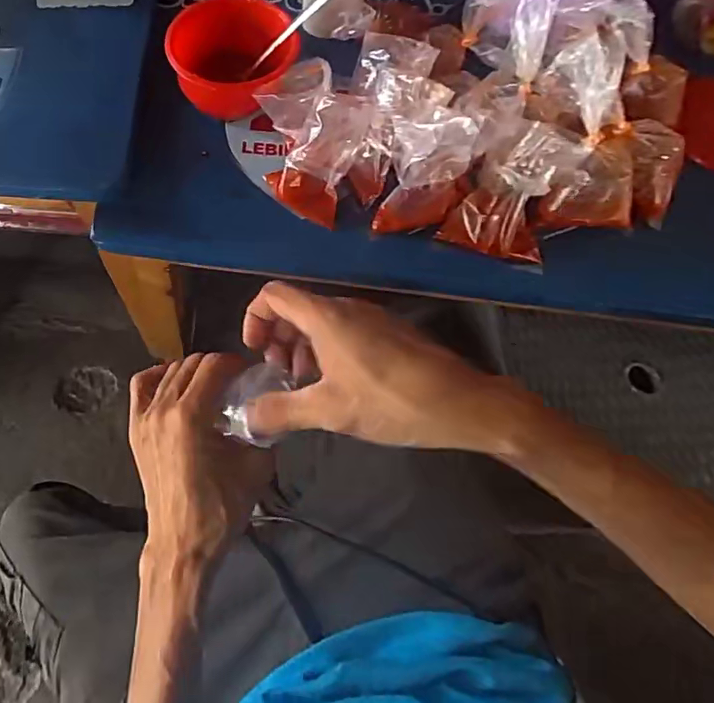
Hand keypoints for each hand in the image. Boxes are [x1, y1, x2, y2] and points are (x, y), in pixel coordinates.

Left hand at [129, 353, 273, 567]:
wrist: (182, 543)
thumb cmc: (219, 509)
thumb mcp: (255, 467)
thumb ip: (262, 431)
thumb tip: (268, 409)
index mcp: (190, 415)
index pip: (213, 367)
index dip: (234, 363)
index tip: (249, 372)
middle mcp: (163, 408)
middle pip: (190, 364)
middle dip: (215, 366)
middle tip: (234, 380)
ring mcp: (144, 417)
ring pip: (168, 373)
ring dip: (192, 372)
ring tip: (211, 385)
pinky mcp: (135, 428)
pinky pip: (141, 386)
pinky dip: (157, 376)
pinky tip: (174, 383)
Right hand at [241, 281, 545, 454]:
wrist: (468, 405)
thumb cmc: (393, 401)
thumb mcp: (331, 412)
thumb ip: (282, 411)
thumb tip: (245, 417)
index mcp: (325, 316)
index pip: (272, 295)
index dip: (254, 318)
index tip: (256, 352)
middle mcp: (345, 306)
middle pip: (294, 307)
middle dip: (277, 338)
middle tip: (281, 375)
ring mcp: (370, 316)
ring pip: (319, 319)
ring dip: (301, 346)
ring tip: (307, 383)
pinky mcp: (389, 330)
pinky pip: (343, 328)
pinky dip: (327, 349)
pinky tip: (340, 385)